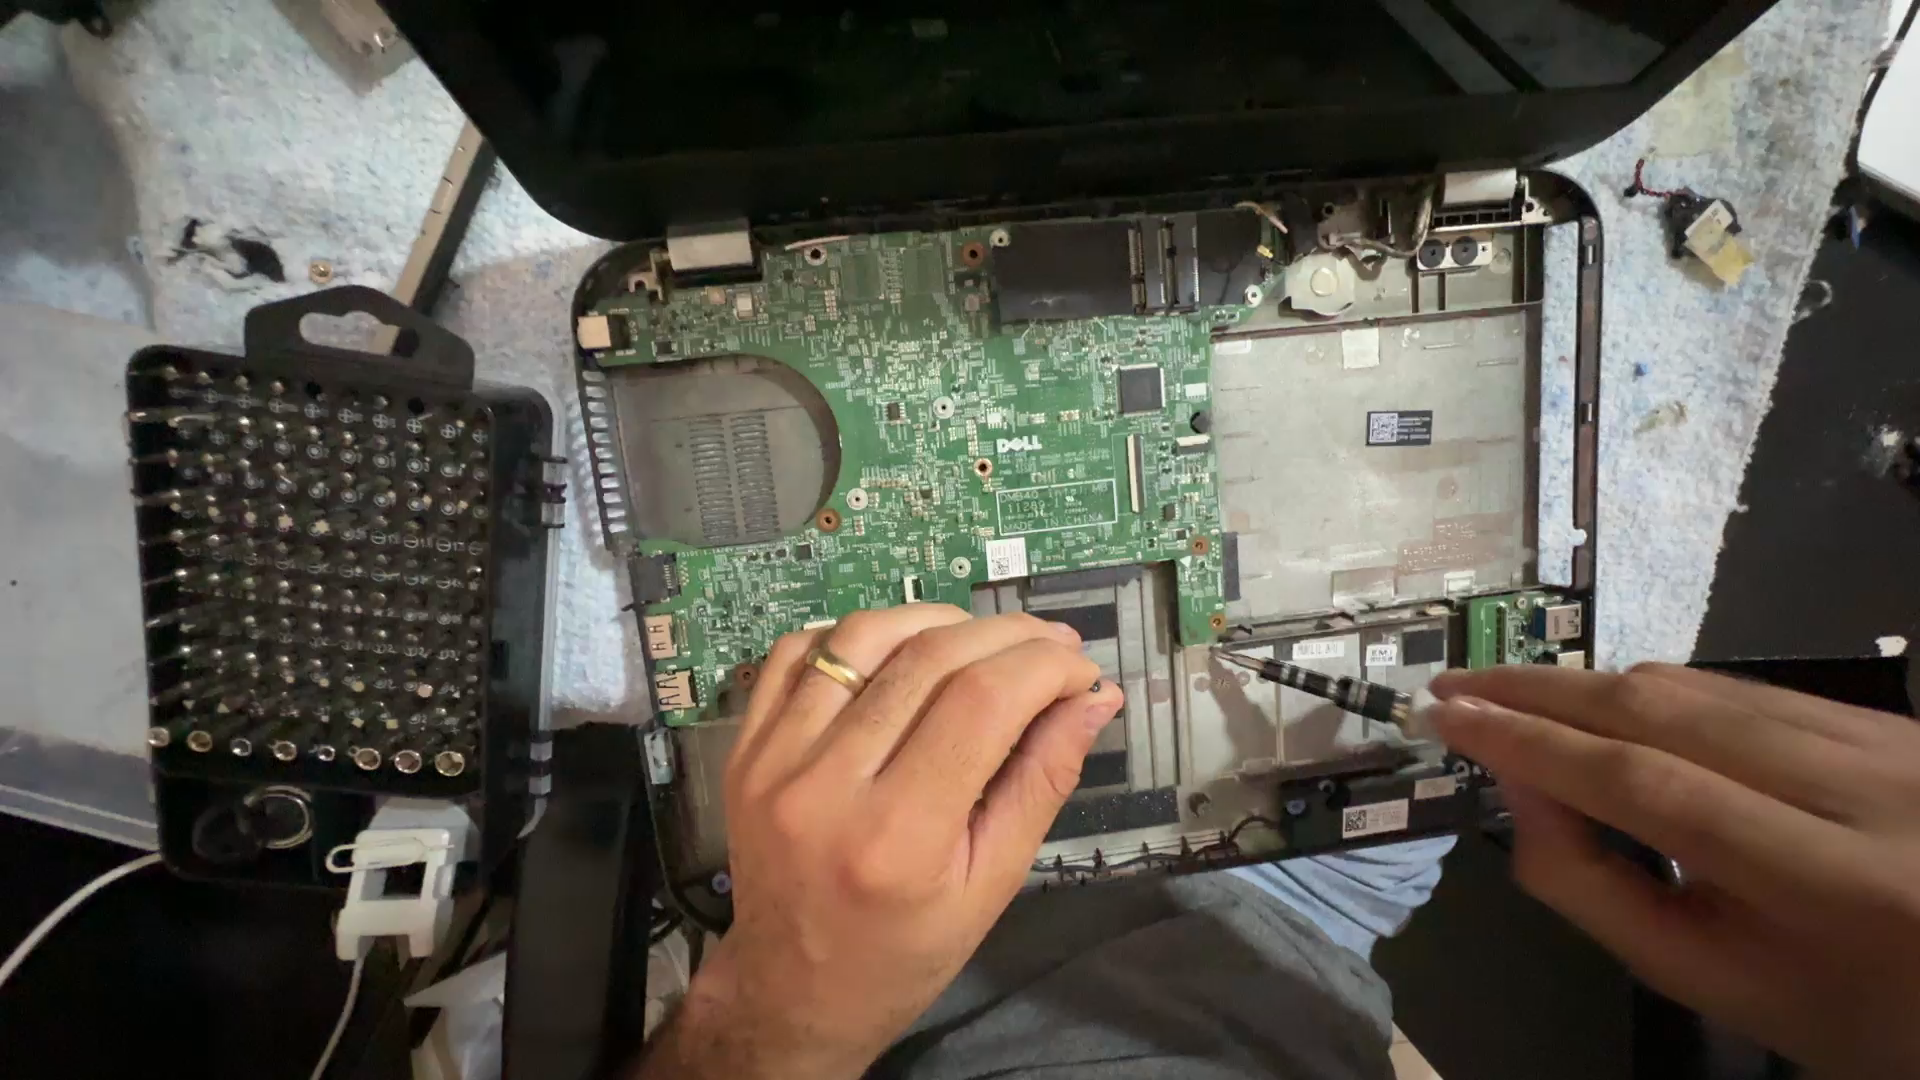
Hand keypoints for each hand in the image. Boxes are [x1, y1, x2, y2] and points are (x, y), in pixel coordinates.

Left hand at [637, 605, 1121, 1079]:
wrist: (792, 988)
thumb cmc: (905, 952)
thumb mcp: (992, 883)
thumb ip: (1044, 780)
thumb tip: (1094, 697)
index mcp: (897, 837)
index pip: (982, 702)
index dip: (1044, 666)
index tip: (1079, 668)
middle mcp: (825, 785)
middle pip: (930, 658)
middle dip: (1008, 635)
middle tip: (1049, 644)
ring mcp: (774, 757)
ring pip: (865, 636)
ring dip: (937, 620)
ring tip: (982, 638)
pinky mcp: (748, 744)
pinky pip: (801, 650)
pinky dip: (860, 632)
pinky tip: (901, 646)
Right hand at [1428, 663, 1919, 1075]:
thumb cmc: (1839, 1007)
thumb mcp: (1702, 975)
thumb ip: (1585, 882)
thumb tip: (1511, 777)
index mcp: (1839, 887)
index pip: (1642, 784)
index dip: (1527, 742)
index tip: (1443, 717)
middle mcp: (1871, 792)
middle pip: (1657, 710)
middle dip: (1533, 690)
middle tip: (1451, 686)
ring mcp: (1887, 743)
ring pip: (1687, 685)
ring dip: (1576, 683)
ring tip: (1504, 693)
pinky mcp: (1883, 720)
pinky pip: (1727, 685)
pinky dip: (1638, 688)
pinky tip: (1595, 704)